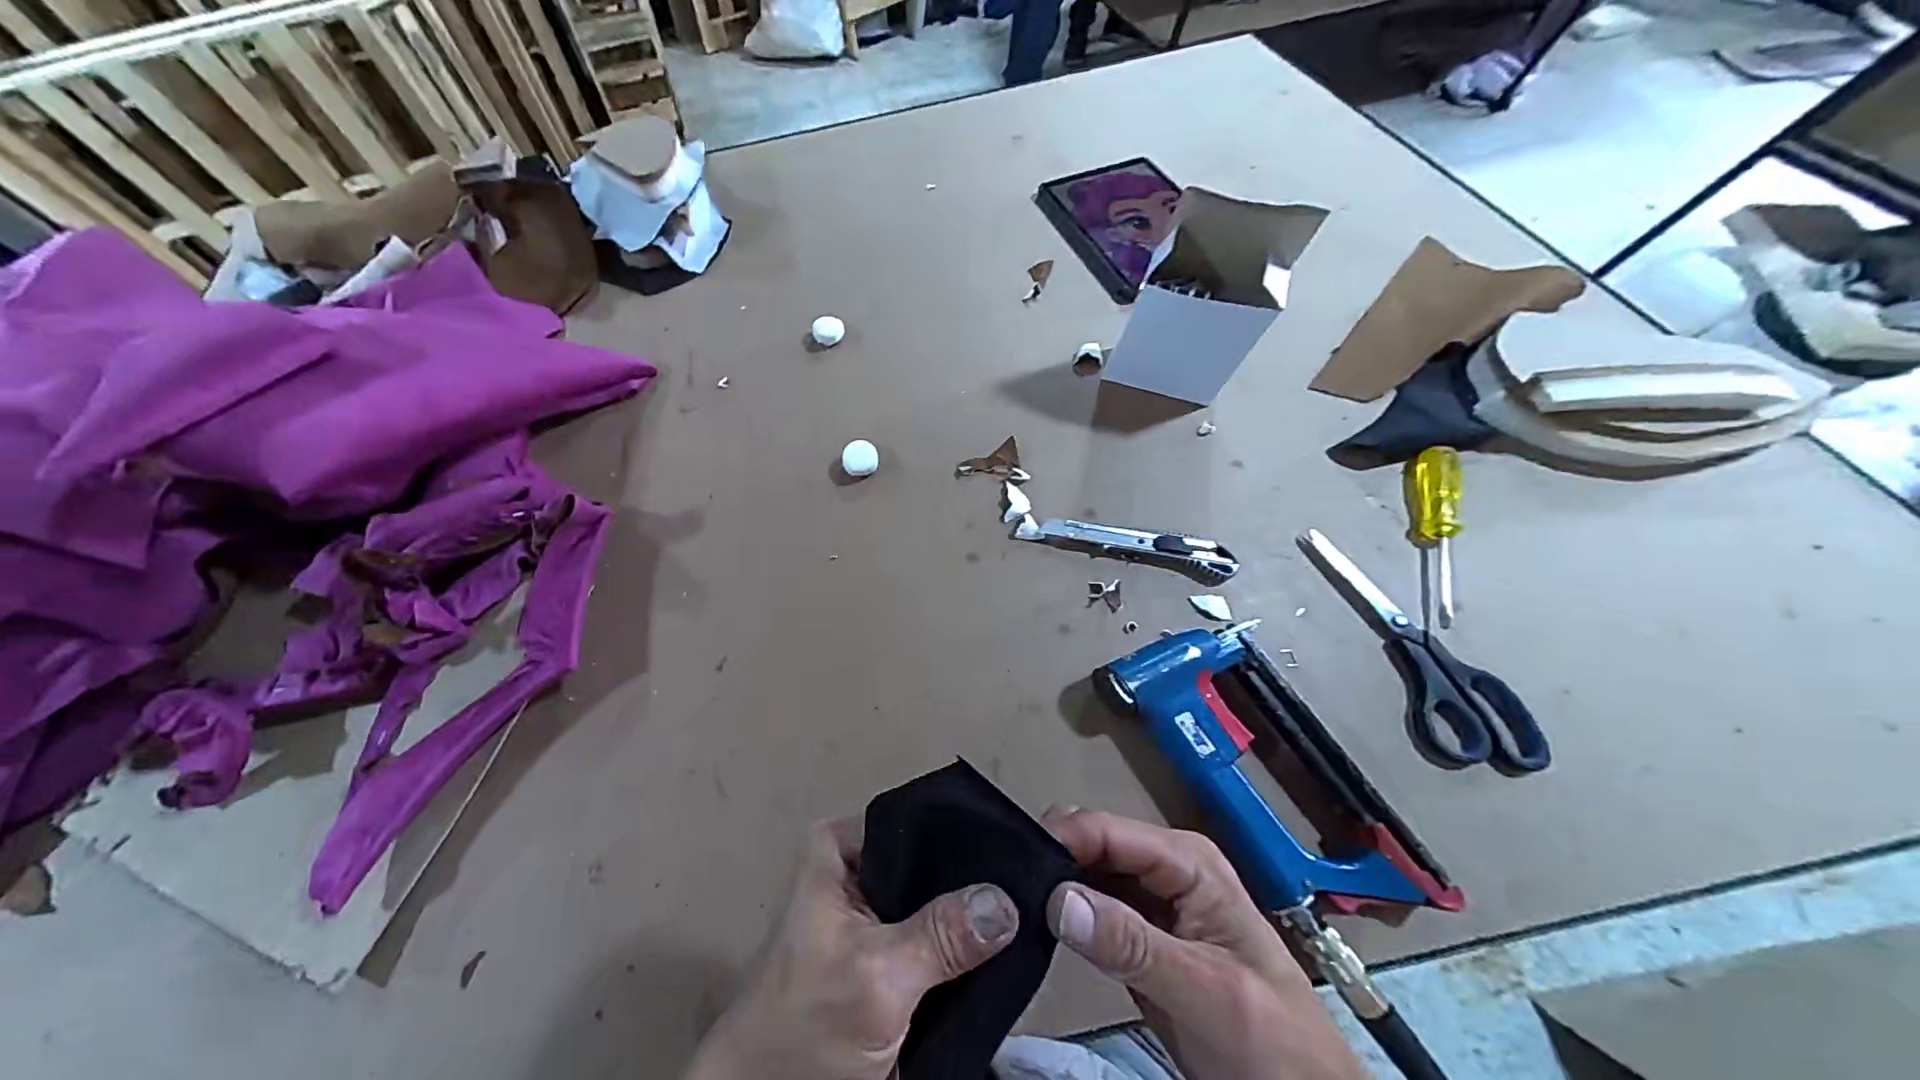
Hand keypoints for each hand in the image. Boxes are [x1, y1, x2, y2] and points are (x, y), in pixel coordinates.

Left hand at [682, 817, 1018, 1079]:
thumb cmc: (798, 1033)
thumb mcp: (875, 977)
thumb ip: (938, 937)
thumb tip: (1001, 903)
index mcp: (842, 846)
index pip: (918, 820)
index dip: (967, 835)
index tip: (1017, 853)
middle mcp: (861, 867)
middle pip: (936, 859)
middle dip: (977, 880)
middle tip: (1028, 891)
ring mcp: (878, 910)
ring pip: (943, 898)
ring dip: (975, 916)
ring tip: (1024, 914)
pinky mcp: (894, 949)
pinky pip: (943, 933)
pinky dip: (968, 946)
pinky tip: (1002, 947)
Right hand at [1044, 809, 1364, 1079]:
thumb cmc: (1273, 1042)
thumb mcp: (1206, 992)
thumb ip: (1133, 945)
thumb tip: (1059, 898)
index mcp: (1187, 861)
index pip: (1107, 830)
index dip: (1060, 842)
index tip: (1013, 870)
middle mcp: (1164, 868)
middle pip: (1090, 844)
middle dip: (1052, 861)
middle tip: (1008, 895)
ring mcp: (1148, 902)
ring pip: (1084, 873)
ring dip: (1052, 887)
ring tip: (1012, 908)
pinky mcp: (1134, 935)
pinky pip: (1088, 909)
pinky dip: (1063, 915)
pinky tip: (1035, 926)